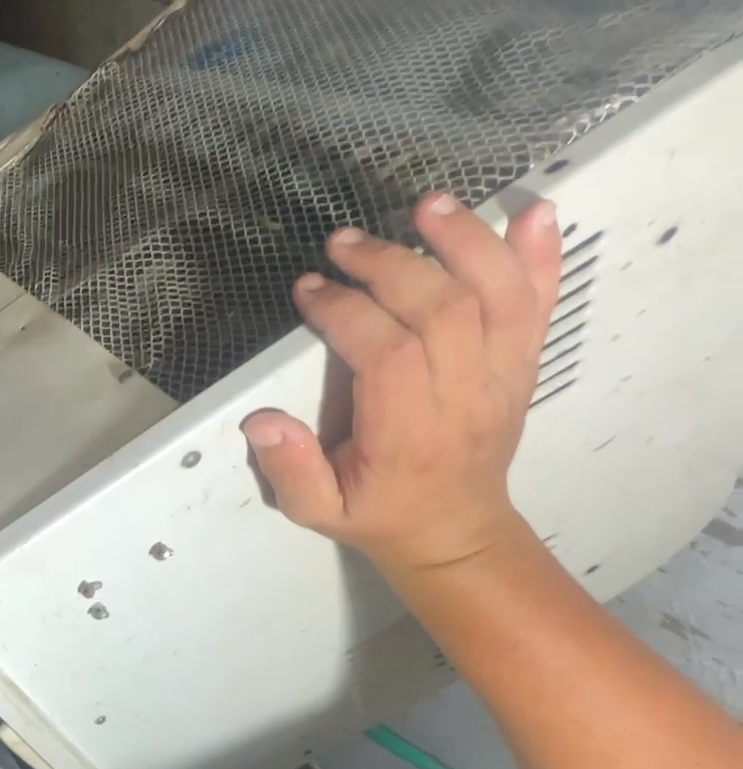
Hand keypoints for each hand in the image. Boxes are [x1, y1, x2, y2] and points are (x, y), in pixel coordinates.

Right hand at [241, 194, 562, 573]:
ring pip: (498, 295)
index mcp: (408, 431)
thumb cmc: (376, 515)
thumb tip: (260, 420)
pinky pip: (539, 305)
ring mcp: (502, 376)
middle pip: (443, 309)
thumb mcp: (315, 509)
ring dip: (466, 242)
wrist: (454, 529)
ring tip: (427, 204)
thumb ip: (288, 469)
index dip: (346, 310)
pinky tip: (532, 214)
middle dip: (391, 265)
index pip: (388, 352)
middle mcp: (465, 396)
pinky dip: (542, 256)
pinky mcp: (520, 364)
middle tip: (342, 241)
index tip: (308, 288)